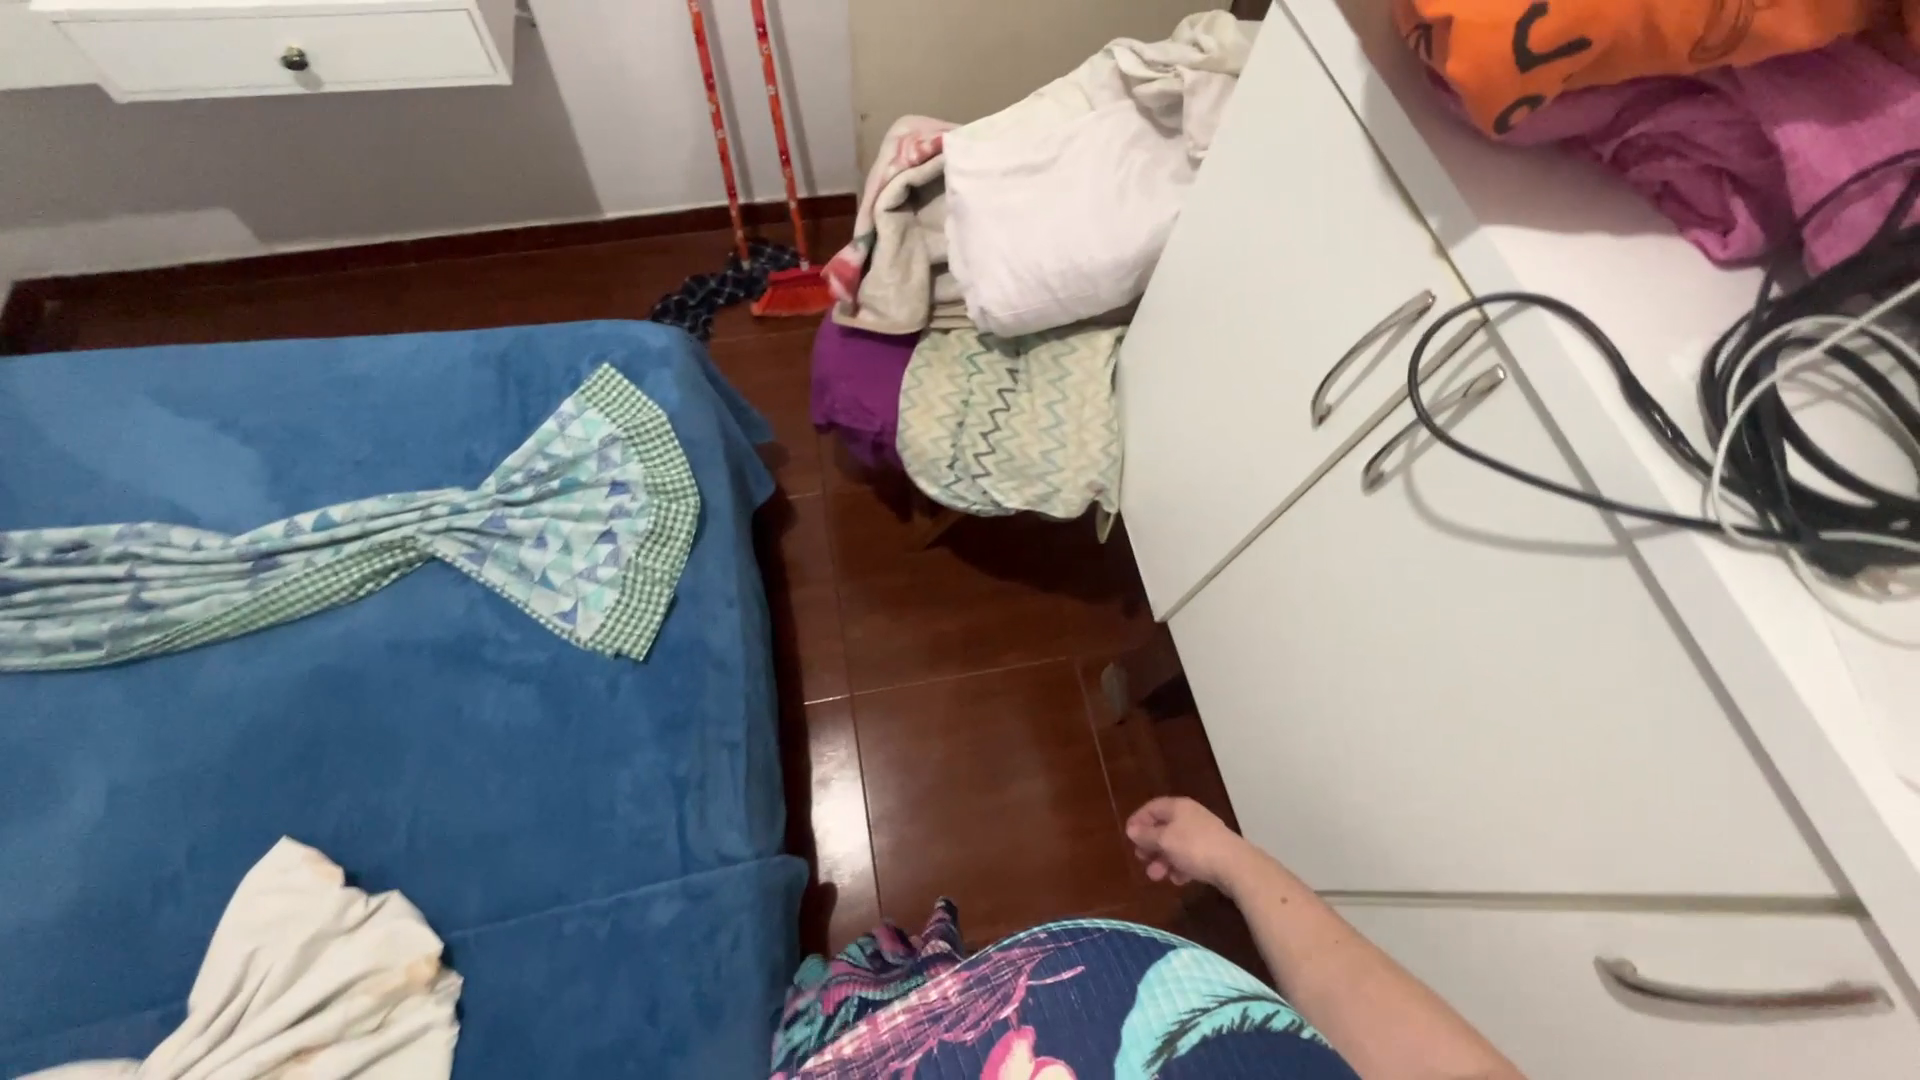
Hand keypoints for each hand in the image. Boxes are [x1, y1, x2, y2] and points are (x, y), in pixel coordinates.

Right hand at [1125, 796, 1254, 891]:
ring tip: (1156, 876)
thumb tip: (1131, 830)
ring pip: (1176, 845)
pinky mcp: (1213, 852)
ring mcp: (1203, 834)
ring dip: (1163, 860)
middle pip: (1164, 828)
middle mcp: (1190, 817)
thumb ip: (1146, 836)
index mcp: (1178, 807)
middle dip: (1150, 845)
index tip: (1128, 837)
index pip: (1152, 808)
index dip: (1138, 821)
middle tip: (1141, 859)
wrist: (1235, 866)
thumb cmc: (1194, 847)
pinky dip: (1181, 867)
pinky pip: (1190, 857)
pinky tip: (1178, 879)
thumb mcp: (1164, 840)